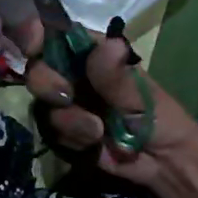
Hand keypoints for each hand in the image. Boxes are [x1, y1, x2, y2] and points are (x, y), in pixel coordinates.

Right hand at [25, 28, 197, 191]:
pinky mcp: (65, 133)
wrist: (162, 164)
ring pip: (42, 105)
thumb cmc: (159, 118)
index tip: (34, 45)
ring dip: (68, 121)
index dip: (38, 35)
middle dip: (46, 83)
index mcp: (93, 55)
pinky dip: (71, 140)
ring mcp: (67, 105)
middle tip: (66, 98)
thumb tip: (109, 44)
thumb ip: (116, 75)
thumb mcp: (140, 95)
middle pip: (38, 69)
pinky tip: (93, 146)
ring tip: (97, 132)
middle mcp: (74, 76)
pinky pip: (51, 134)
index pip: (57, 34)